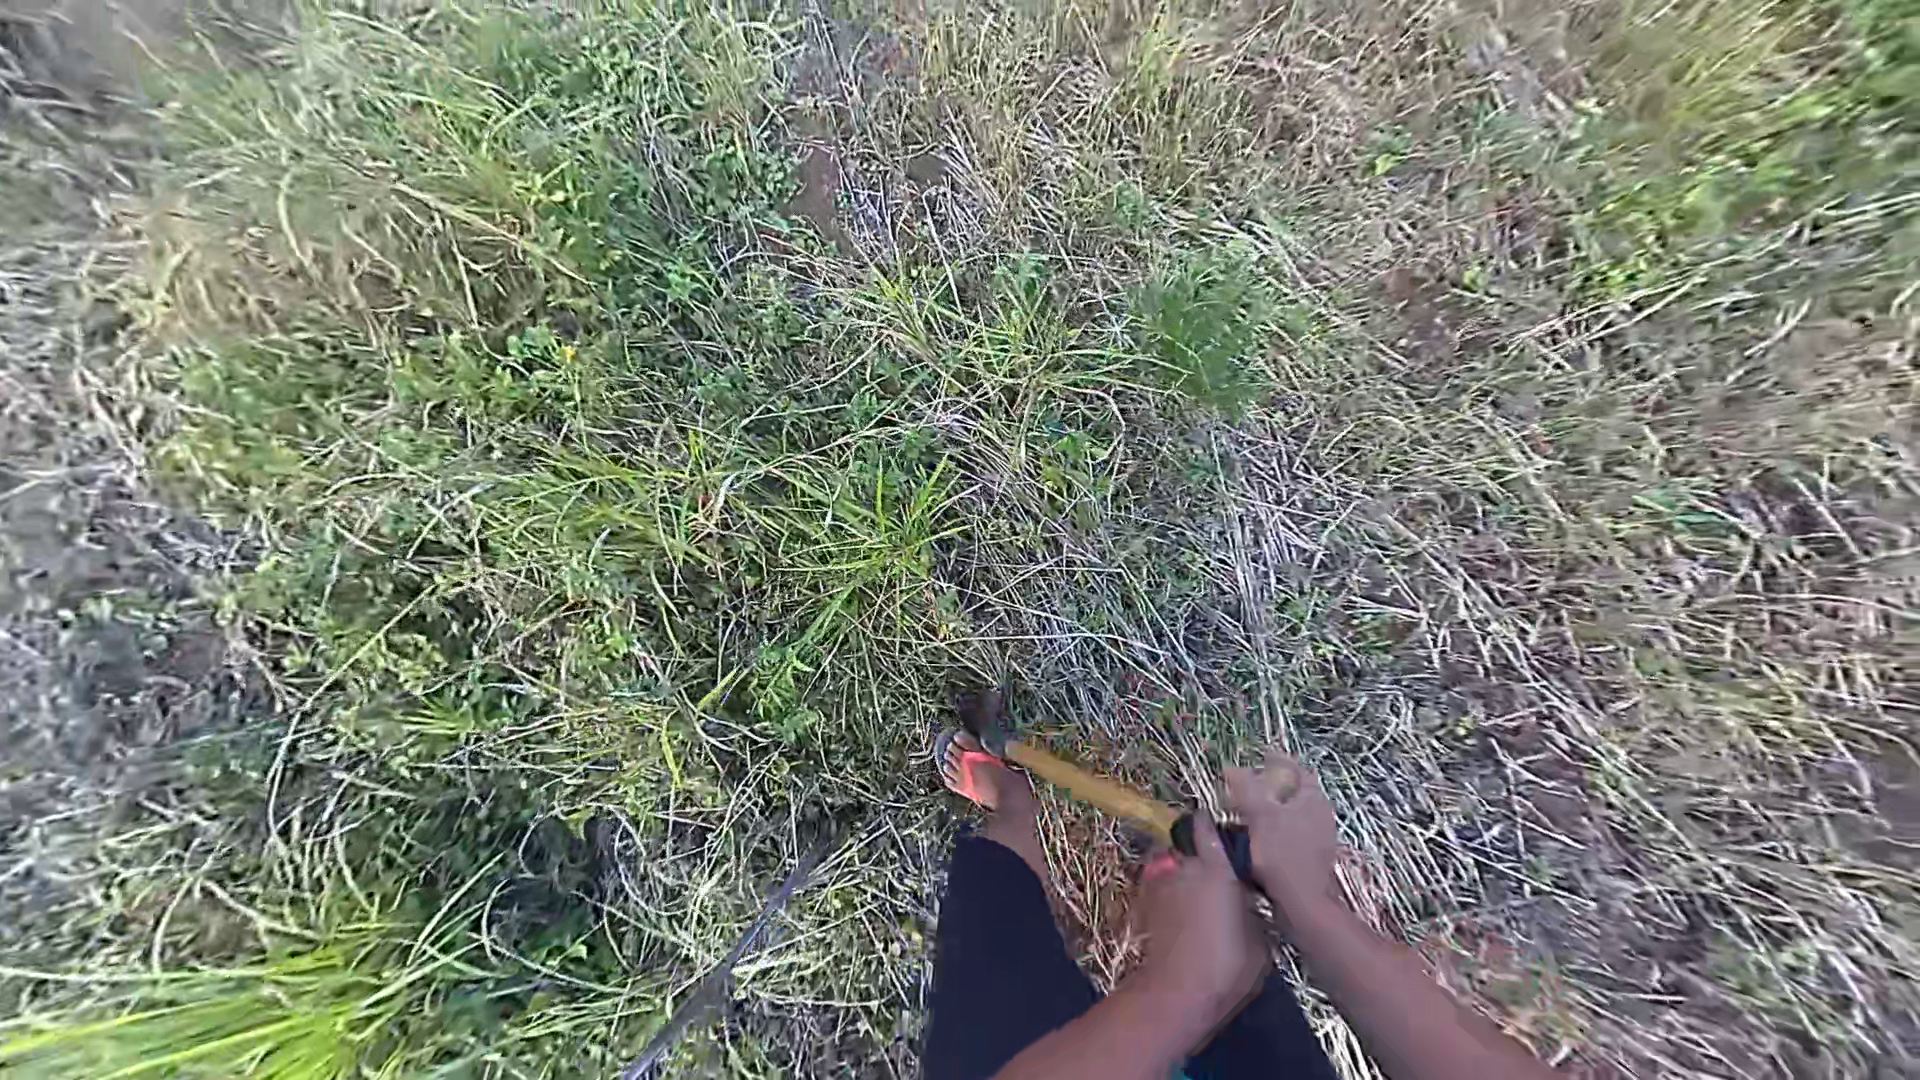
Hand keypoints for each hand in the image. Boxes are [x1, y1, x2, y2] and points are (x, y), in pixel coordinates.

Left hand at [1131, 813, 1268, 1044]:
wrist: (1177, 990)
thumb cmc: (1226, 966)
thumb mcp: (1261, 943)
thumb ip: (1253, 911)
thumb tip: (1248, 900)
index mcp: (1215, 869)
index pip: (1207, 828)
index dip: (1211, 825)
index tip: (1221, 829)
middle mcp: (1184, 865)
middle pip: (1193, 851)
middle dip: (1205, 863)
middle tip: (1222, 885)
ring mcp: (1161, 880)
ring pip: (1177, 869)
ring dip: (1188, 879)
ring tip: (1203, 905)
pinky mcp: (1146, 898)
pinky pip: (1164, 887)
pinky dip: (1173, 895)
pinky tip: (1184, 918)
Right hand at [1226, 750, 1340, 925]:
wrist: (1303, 902)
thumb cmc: (1281, 853)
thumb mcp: (1259, 814)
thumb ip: (1245, 787)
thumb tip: (1230, 768)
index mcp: (1312, 798)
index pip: (1296, 768)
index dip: (1276, 759)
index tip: (1257, 756)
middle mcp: (1320, 813)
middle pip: (1295, 788)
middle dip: (1271, 782)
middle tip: (1247, 781)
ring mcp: (1319, 835)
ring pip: (1292, 809)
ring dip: (1271, 804)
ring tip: (1246, 806)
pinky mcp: (1312, 853)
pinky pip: (1291, 828)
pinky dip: (1274, 824)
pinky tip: (1256, 832)